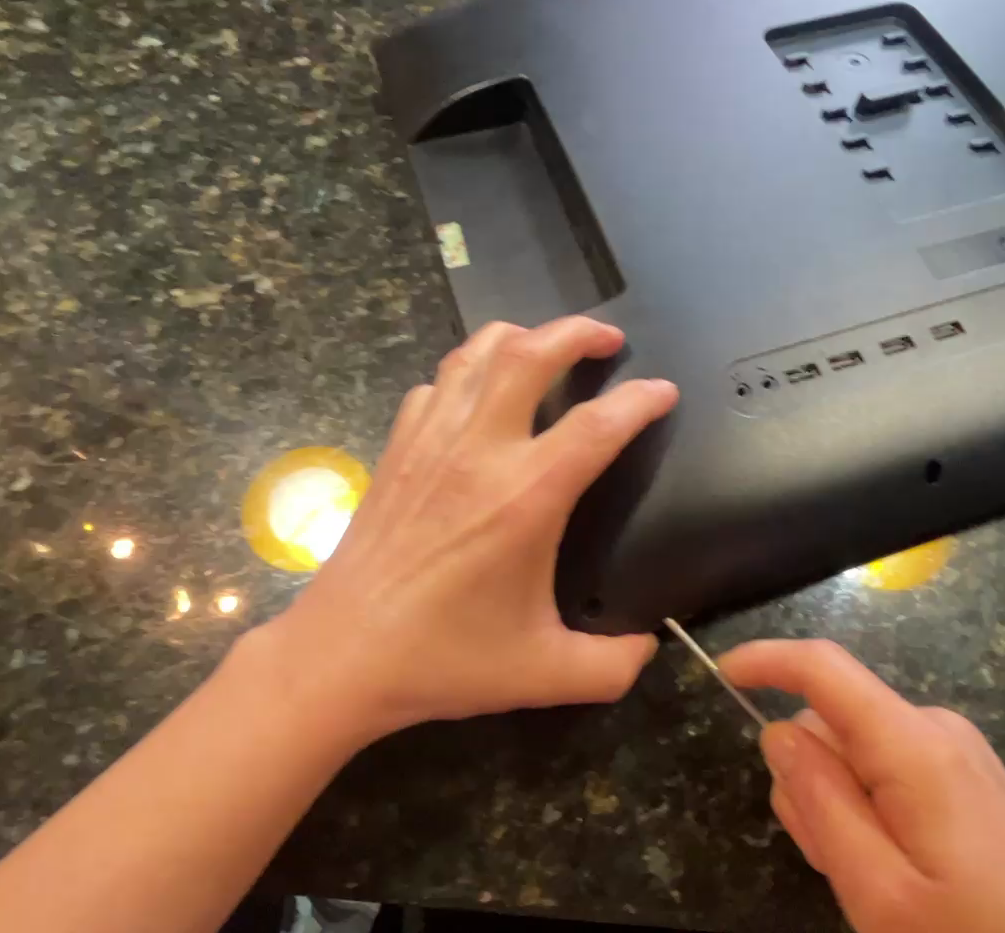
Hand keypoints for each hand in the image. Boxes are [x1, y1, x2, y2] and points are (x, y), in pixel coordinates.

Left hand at [260, 317, 677, 743]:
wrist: (342, 655)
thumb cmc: (445, 659)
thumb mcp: (544, 673)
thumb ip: (612, 666)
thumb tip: (649, 646)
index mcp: (526, 496)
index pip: (598, 423)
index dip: (640, 399)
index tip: (662, 391)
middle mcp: (479, 450)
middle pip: (531, 353)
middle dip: (578, 330)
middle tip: (608, 338)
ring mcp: (431, 441)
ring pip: (476, 353)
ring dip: (520, 335)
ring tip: (546, 345)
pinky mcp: (397, 447)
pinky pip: (437, 384)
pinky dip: (467, 373)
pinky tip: (478, 395)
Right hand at [719, 640, 1004, 932]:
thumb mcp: (880, 893)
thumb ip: (820, 803)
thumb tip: (779, 731)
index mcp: (915, 745)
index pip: (824, 668)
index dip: (765, 660)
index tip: (720, 674)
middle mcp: (937, 729)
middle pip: (833, 718)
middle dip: (807, 772)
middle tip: (826, 857)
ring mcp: (960, 754)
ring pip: (856, 748)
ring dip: (837, 799)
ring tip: (866, 877)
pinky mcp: (971, 782)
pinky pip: (890, 768)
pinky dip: (868, 806)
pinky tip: (895, 870)